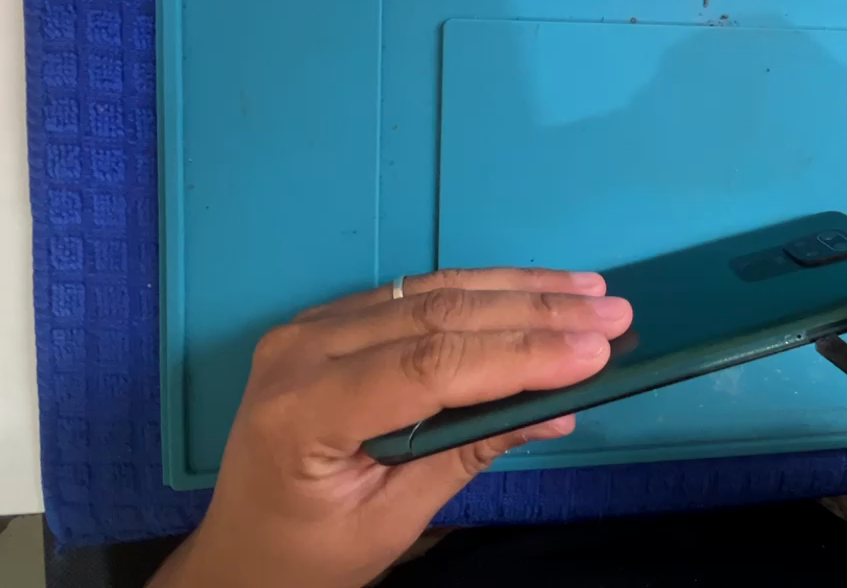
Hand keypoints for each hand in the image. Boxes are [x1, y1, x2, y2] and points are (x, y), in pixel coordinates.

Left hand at [152, 268, 633, 587]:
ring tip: (588, 288)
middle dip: (535, 312)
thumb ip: (471, 451)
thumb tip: (560, 406)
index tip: (595, 349)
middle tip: (611, 310)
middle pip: (439, 314)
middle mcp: (306, 346)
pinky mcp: (335, 316)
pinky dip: (485, 290)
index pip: (430, 365)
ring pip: (436, 290)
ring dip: (519, 288)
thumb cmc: (307, 559)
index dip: (519, 354)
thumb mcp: (390, 522)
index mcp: (304, 410)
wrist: (234, 555)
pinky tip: (532, 288)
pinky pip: (420, 292)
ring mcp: (317, 322)